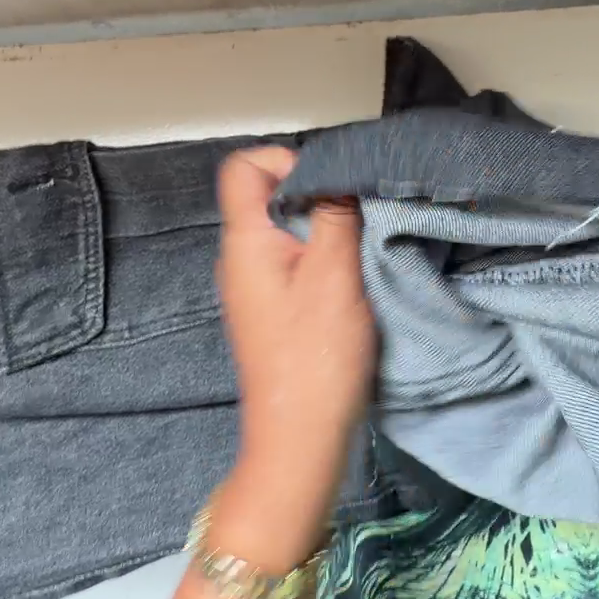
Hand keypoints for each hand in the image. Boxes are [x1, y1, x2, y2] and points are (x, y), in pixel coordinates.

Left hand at [202, 147, 376, 575]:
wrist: (300, 440)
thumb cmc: (316, 355)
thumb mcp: (335, 274)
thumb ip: (335, 214)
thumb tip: (339, 172)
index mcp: (245, 241)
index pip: (243, 167)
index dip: (285, 159)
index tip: (330, 182)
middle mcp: (240, 257)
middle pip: (268, 194)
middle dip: (315, 191)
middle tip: (357, 210)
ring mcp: (254, 284)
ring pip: (285, 226)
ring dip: (323, 224)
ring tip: (359, 241)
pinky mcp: (272, 306)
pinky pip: (292, 256)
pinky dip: (321, 252)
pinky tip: (350, 272)